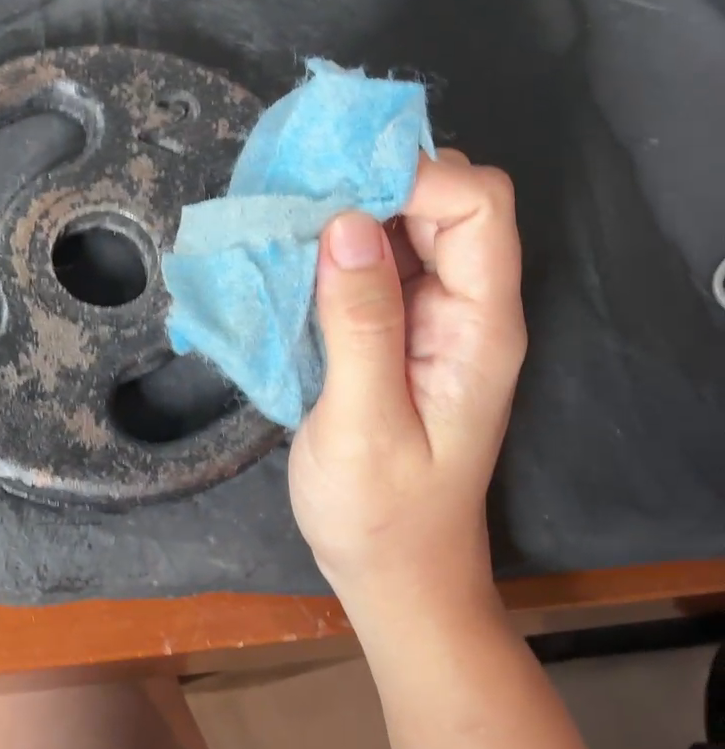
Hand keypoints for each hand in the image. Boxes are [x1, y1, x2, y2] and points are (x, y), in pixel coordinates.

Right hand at [289, 151, 526, 621]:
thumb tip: (344, 224)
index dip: (407, 178)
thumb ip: (359, 324)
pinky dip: (323, 258)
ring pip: (398, 235)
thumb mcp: (362, 421)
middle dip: (370, 185)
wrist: (391, 569)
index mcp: (478, 326)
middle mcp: (463, 311)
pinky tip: (277, 266)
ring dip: (339, 219)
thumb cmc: (379, 510)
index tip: (320, 188)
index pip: (474, 207)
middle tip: (286, 200)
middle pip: (442, 207)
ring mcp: (425, 324)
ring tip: (270, 225)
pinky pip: (364, 274)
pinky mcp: (387, 340)